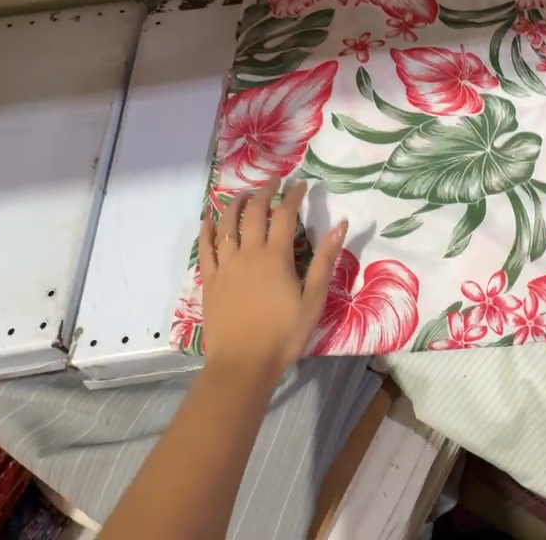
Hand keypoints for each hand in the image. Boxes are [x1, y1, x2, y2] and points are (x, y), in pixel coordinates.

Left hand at [198, 179, 346, 380]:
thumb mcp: (313, 299)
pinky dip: (207, 229)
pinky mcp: (210, 281)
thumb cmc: (284, 335)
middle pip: (254, 212)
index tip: (301, 184)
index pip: (285, 214)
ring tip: (243, 194)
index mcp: (276, 256)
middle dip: (264, 191)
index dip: (293, 195)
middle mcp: (248, 253)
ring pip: (227, 224)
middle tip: (273, 181)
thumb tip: (340, 225)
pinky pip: (205, 248)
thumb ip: (324, 260)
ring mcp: (226, 266)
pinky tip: (209, 218)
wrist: (243, 365)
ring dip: (235, 204)